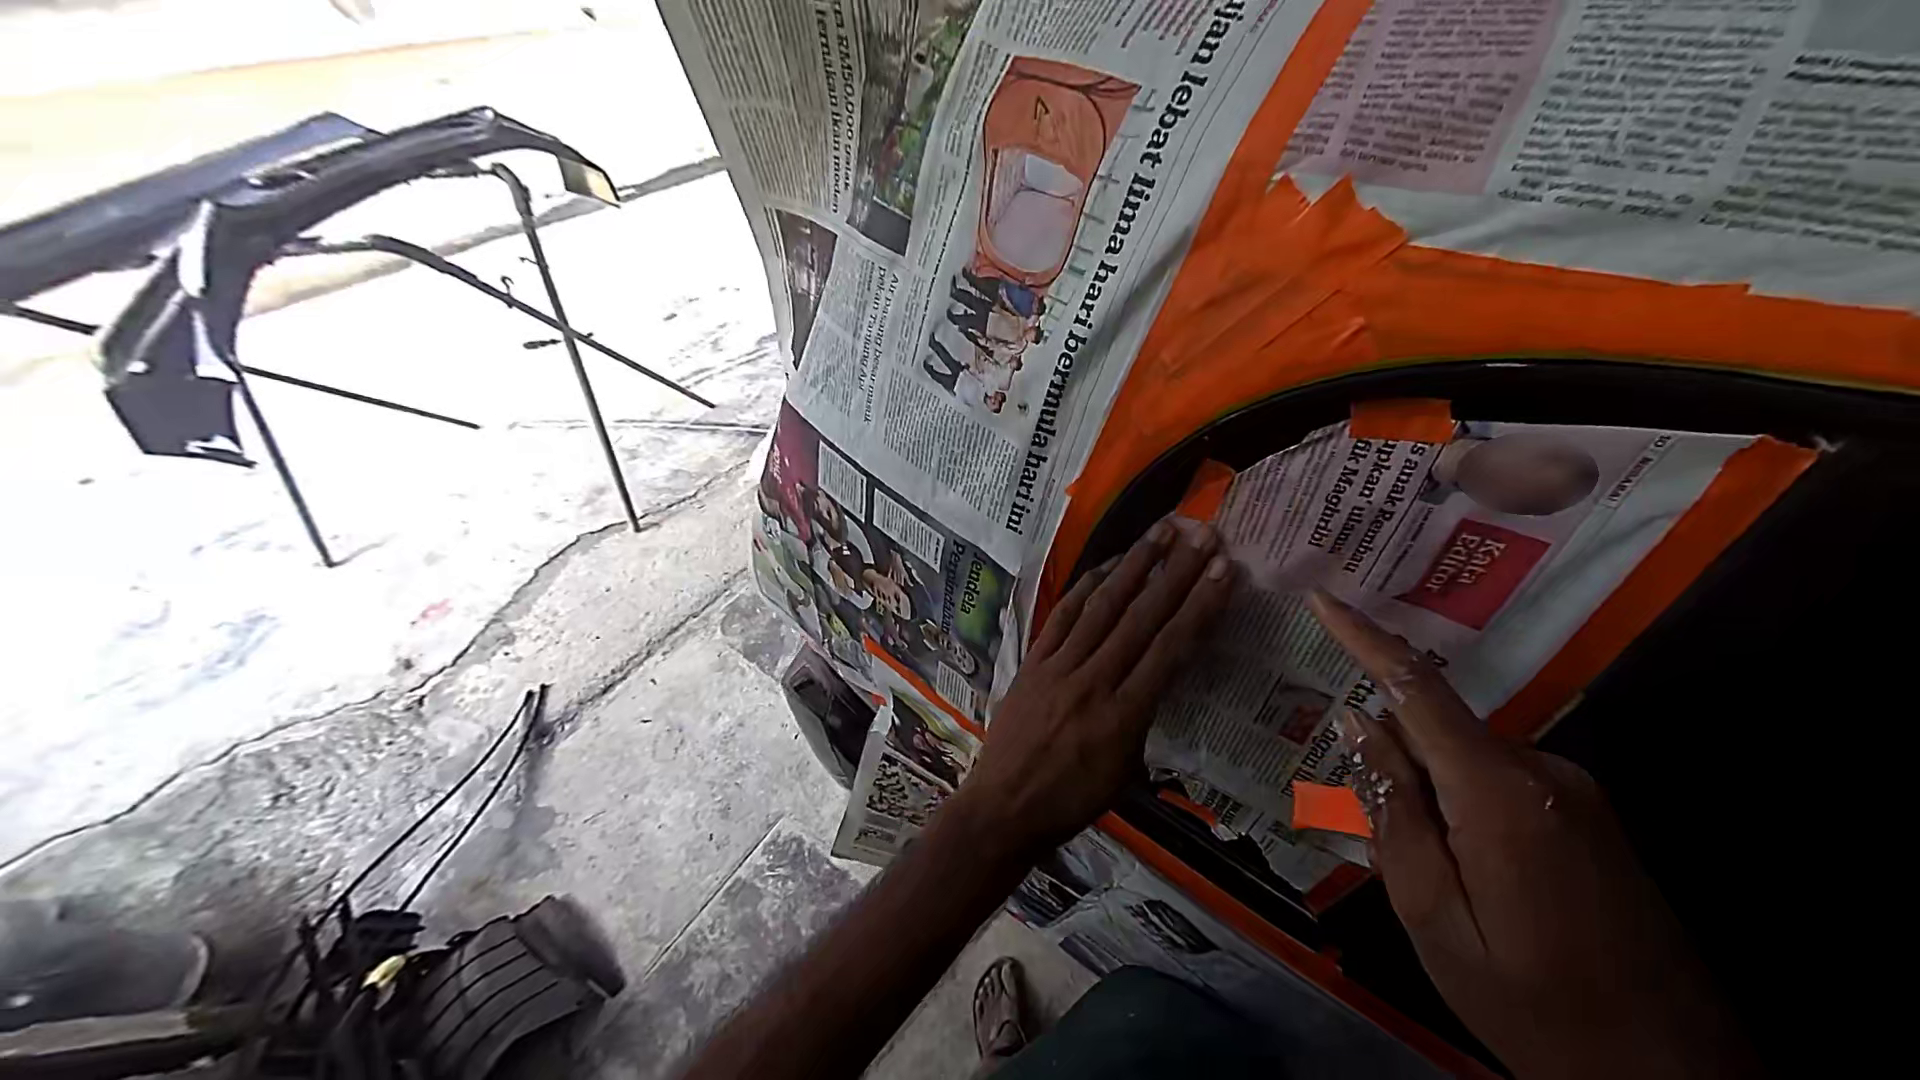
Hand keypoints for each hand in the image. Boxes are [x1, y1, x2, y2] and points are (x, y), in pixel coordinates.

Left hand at [954, 519, 1234, 857]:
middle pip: (1140, 618)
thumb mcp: (1126, 773)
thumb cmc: (1072, 801)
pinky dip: (1085, 589)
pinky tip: (1106, 566)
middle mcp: (1093, 681)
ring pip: (1101, 608)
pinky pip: (1061, 617)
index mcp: (1124, 716)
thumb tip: (1160, 684)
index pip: (1169, 649)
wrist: (1004, 807)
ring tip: (1160, 534)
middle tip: (1201, 535)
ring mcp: (1058, 667)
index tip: (1222, 572)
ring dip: (1132, 566)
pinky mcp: (1032, 662)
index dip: (1199, 607)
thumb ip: (1145, 723)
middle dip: (1175, 573)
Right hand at [1308, 590, 1759, 1079]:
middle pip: (1437, 728)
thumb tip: (1360, 721)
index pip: (1417, 690)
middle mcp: (1544, 771)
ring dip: (1426, 789)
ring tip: (1429, 872)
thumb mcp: (1430, 909)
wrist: (1676, 1078)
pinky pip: (1498, 782)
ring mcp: (1576, 791)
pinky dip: (1460, 803)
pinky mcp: (1589, 815)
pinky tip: (1469, 874)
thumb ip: (1391, 806)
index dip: (1363, 639)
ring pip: (1465, 759)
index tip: (1322, 598)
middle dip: (1391, 755)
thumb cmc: (1528, 999)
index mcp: (1499, 793)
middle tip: (1375, 827)